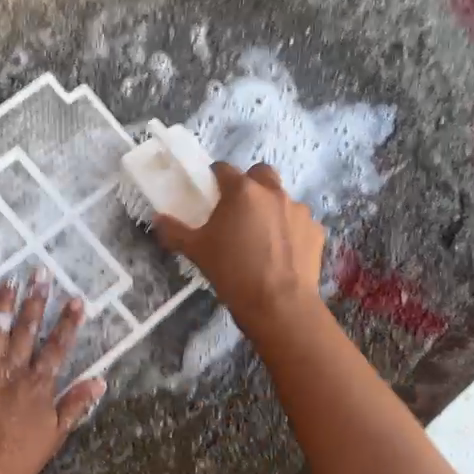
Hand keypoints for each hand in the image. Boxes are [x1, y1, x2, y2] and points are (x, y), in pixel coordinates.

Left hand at [0, 271, 107, 473]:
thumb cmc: (17, 458)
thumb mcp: (54, 435)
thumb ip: (75, 405)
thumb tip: (99, 380)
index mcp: (37, 385)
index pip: (57, 347)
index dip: (68, 322)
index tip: (76, 299)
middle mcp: (13, 370)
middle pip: (26, 330)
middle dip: (36, 301)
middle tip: (41, 274)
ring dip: (3, 303)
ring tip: (10, 280)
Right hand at [154, 162, 327, 337]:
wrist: (279, 304)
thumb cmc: (231, 272)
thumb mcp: (195, 251)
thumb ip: (174, 231)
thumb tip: (158, 219)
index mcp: (241, 192)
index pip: (224, 169)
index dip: (214, 177)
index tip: (209, 192)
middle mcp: (273, 193)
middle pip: (261, 173)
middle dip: (249, 183)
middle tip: (238, 209)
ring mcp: (299, 211)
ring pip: (282, 199)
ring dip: (270, 208)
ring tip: (261, 237)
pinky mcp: (316, 230)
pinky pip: (299, 223)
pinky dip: (289, 231)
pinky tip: (280, 253)